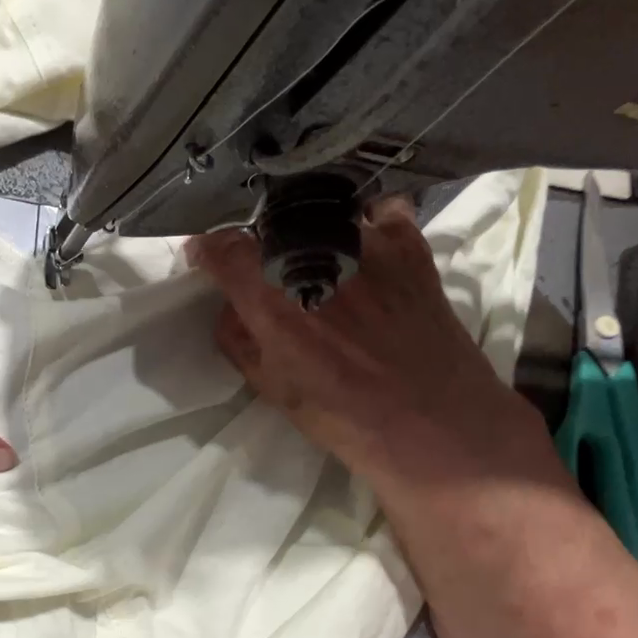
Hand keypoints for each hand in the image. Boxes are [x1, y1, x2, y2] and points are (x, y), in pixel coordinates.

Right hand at [190, 195, 553, 493]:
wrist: (433, 423)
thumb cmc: (343, 415)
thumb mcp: (271, 387)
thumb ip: (239, 340)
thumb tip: (228, 307)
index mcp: (272, 298)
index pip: (224, 248)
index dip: (207, 250)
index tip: (204, 257)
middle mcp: (315, 259)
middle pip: (269, 229)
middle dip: (257, 248)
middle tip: (263, 276)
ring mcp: (367, 245)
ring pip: (322, 219)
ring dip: (308, 238)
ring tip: (317, 267)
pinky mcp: (410, 246)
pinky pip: (382, 214)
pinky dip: (369, 226)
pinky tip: (365, 249)